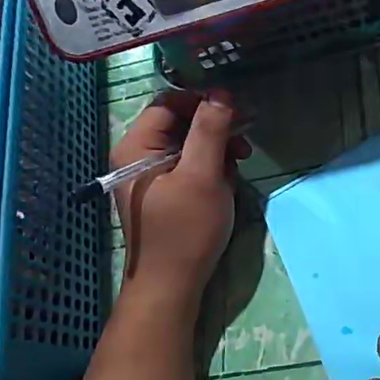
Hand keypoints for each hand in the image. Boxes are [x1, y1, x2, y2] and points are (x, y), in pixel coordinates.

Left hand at [112, 91, 248, 303]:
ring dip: (217, 148)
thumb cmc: (185, 230)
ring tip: (238, 165)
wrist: (172, 286)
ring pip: (189, 143)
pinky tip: (226, 182)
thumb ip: (210, 130)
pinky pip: (190, 164)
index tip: (236, 110)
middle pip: (180, 121)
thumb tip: (221, 93)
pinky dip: (211, 167)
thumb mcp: (202, 175)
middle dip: (214, 128)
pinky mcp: (165, 190)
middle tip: (243, 143)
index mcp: (137, 146)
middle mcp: (138, 154)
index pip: (170, 102)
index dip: (202, 101)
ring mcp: (151, 174)